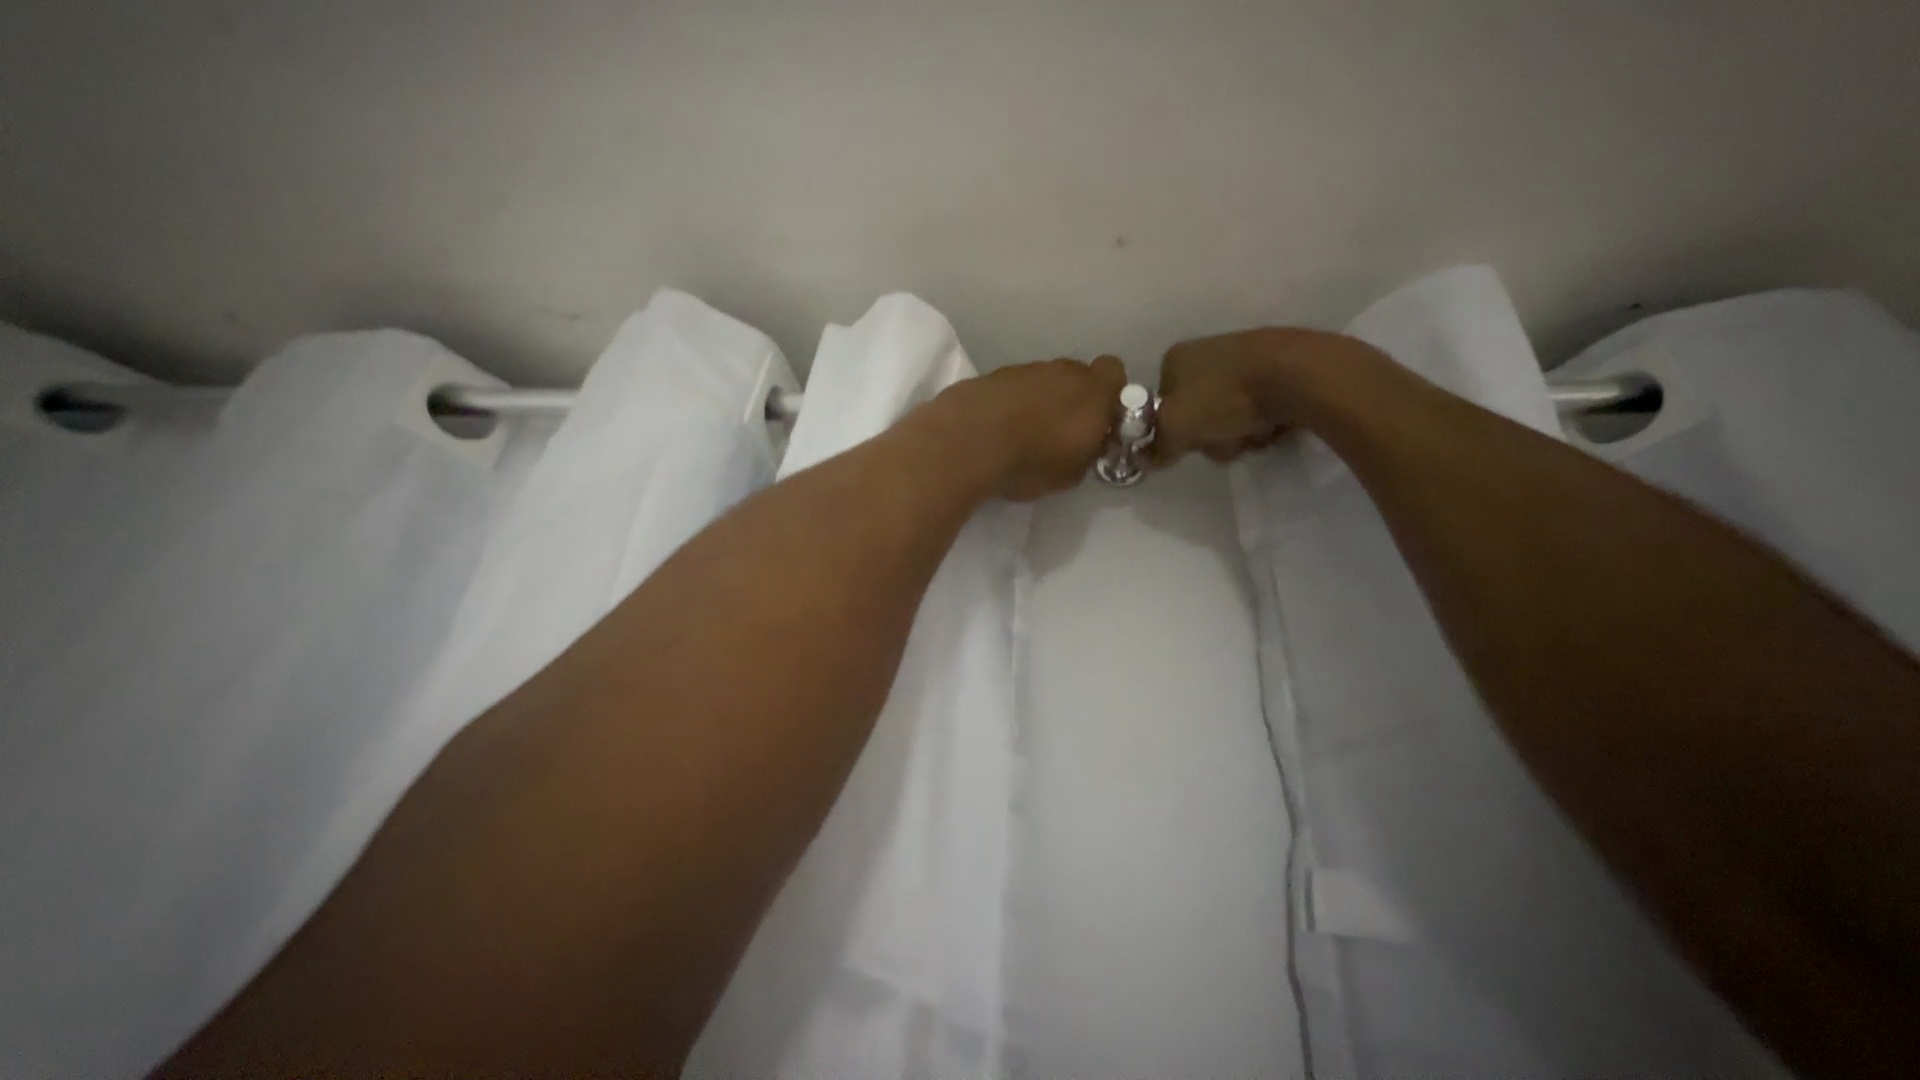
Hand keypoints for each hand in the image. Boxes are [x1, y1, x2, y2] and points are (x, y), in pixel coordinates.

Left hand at [932, 356, 1127, 501]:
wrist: (967, 441)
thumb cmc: (1030, 462)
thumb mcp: (1072, 473)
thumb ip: (1088, 452)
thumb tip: (1088, 444)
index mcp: (1094, 392)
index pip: (1116, 373)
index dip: (1111, 394)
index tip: (1101, 421)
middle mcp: (1065, 372)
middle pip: (1080, 374)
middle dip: (1076, 397)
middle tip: (1064, 429)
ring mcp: (1028, 369)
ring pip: (1047, 379)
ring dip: (1043, 398)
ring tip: (1026, 431)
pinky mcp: (996, 373)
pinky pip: (1017, 386)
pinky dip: (1015, 400)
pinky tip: (1001, 426)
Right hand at [1154, 328, 1385, 464]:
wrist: (1297, 375)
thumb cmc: (1226, 398)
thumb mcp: (1176, 427)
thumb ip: (1155, 446)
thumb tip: (1146, 460)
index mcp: (1175, 358)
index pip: (1162, 405)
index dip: (1175, 431)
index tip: (1191, 444)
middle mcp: (1206, 351)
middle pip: (1198, 412)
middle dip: (1212, 435)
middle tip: (1229, 442)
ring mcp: (1244, 356)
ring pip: (1229, 413)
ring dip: (1240, 433)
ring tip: (1257, 435)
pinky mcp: (1277, 365)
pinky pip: (1260, 405)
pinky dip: (1265, 421)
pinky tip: (1276, 424)